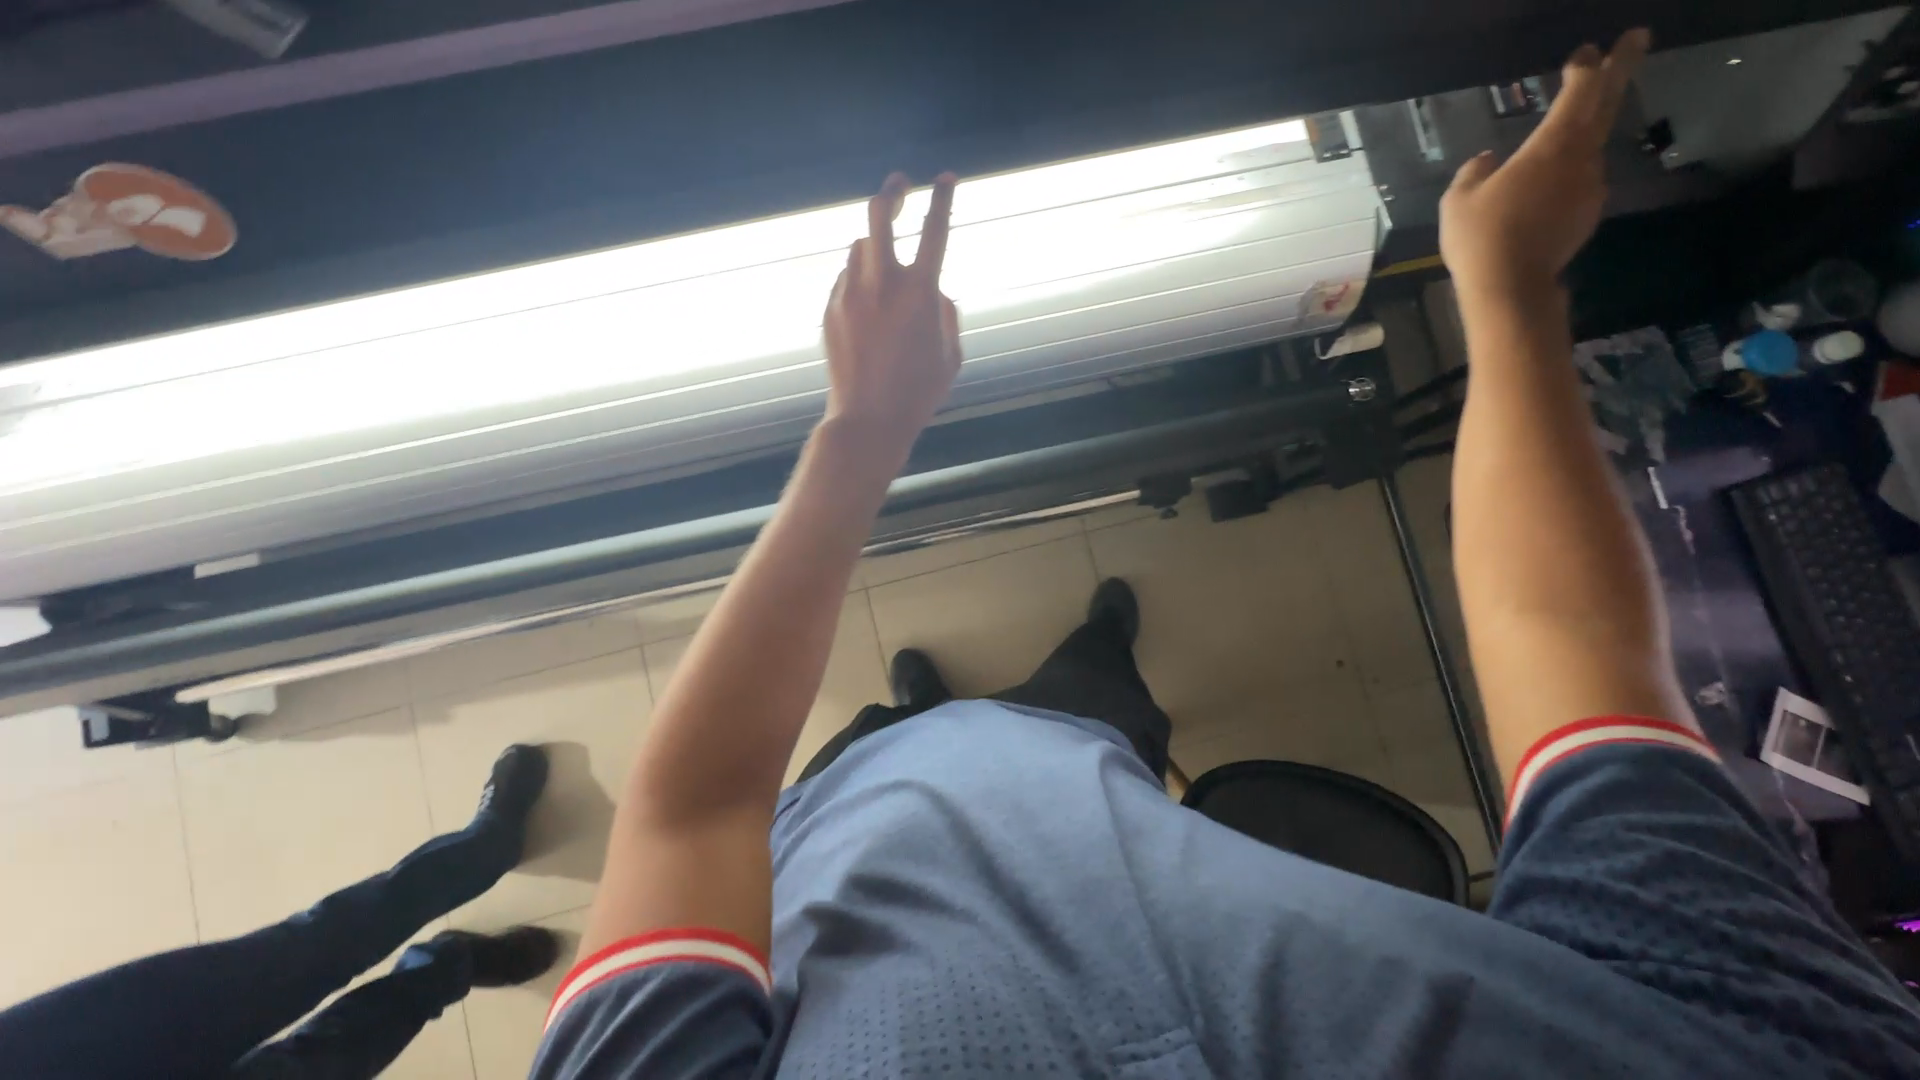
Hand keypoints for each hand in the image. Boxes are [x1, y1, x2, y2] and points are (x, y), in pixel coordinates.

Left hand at [822, 172, 961, 453]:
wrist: (868, 419)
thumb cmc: (918, 392)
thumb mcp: (951, 354)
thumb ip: (947, 313)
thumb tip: (936, 290)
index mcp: (921, 292)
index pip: (935, 229)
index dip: (944, 198)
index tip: (946, 177)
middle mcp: (883, 284)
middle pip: (879, 214)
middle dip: (892, 191)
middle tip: (901, 184)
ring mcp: (851, 294)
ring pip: (860, 247)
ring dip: (876, 244)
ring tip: (887, 261)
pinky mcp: (831, 309)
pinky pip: (846, 278)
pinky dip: (860, 278)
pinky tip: (869, 302)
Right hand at [1440, 29, 1648, 295]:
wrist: (1509, 286)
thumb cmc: (1480, 237)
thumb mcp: (1458, 201)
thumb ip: (1473, 173)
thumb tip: (1486, 160)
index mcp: (1550, 146)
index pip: (1577, 92)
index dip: (1583, 67)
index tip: (1584, 50)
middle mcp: (1580, 159)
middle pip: (1606, 104)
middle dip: (1622, 67)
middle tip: (1637, 37)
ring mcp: (1589, 187)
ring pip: (1590, 147)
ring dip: (1585, 130)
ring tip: (1569, 127)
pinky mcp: (1586, 214)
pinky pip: (1579, 181)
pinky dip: (1568, 172)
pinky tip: (1546, 184)